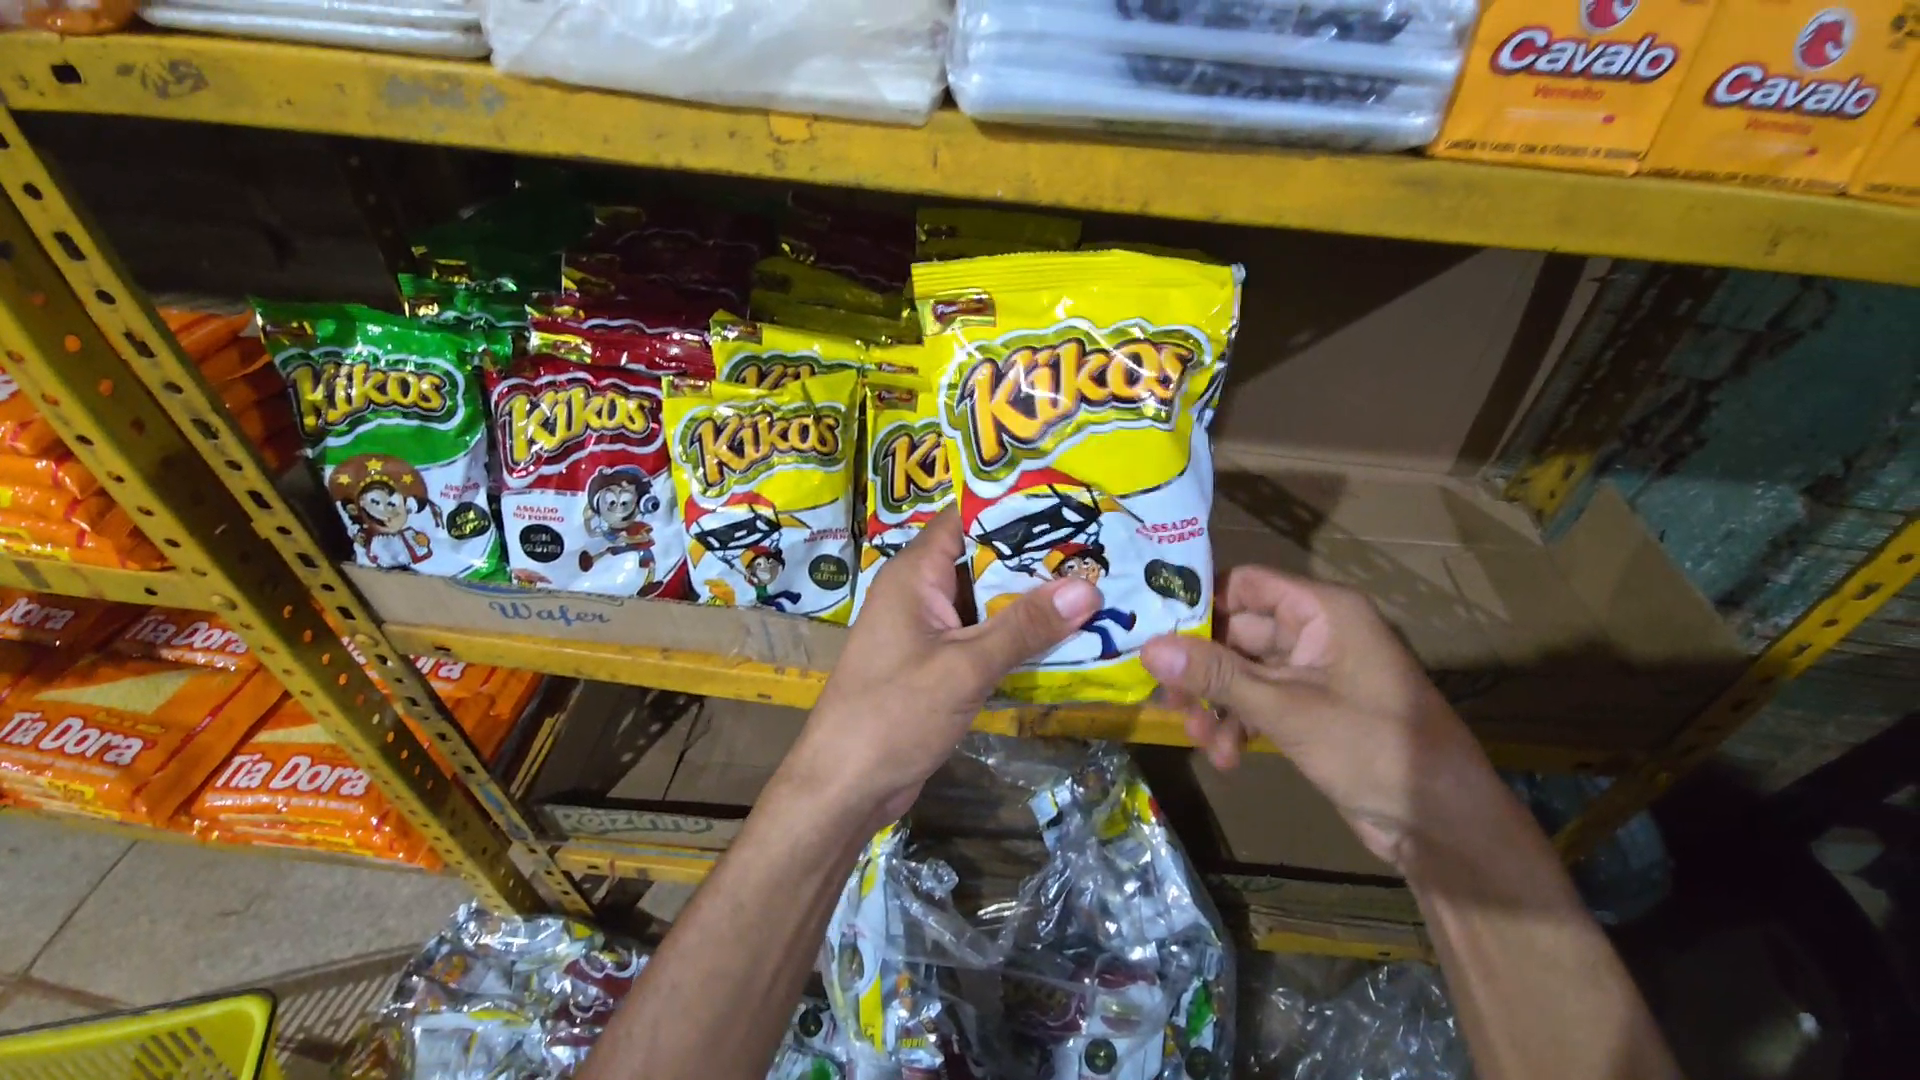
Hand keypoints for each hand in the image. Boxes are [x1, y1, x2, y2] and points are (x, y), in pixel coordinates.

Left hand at [790, 508, 1102, 830]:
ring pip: (986, 602)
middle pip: (983, 560)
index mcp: (914, 575)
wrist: (845, 786)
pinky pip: (982, 637)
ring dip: (1031, 602)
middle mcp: (919, 593)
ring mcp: (927, 631)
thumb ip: (1024, 627)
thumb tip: (1088, 588)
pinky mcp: (937, 664)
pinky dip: (1017, 637)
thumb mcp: (965, 668)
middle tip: (1101, 550)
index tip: (1071, 503)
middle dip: (1036, 559)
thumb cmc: (894, 715)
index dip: (1015, 508)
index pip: (966, 519)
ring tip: (1098, 586)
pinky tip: (1065, 638)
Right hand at [1140, 566, 1492, 871]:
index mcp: (1324, 611)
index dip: (1200, 602)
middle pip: (1238, 632)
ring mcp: (1313, 675)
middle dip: (1201, 667)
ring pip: (1243, 673)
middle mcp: (1316, 633)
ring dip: (1217, 703)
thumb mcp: (1287, 710)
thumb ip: (1218, 676)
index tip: (1152, 628)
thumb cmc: (1373, 747)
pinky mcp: (1310, 711)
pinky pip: (1259, 703)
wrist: (1439, 823)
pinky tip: (1227, 756)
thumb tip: (1149, 648)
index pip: (1247, 585)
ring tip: (1198, 736)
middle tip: (1167, 695)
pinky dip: (1238, 725)